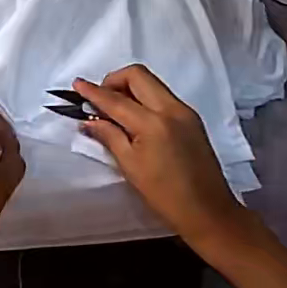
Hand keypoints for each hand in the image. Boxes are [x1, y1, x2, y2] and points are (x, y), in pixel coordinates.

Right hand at [75, 65, 251, 248]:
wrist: (209, 212)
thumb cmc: (164, 195)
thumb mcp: (130, 166)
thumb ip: (108, 135)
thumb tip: (88, 120)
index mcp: (153, 123)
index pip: (116, 99)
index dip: (93, 91)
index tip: (76, 84)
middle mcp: (171, 109)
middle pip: (137, 75)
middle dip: (113, 81)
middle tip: (99, 100)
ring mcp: (184, 112)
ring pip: (151, 83)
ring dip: (128, 89)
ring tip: (113, 111)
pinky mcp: (191, 119)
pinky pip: (161, 96)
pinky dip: (143, 98)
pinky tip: (133, 119)